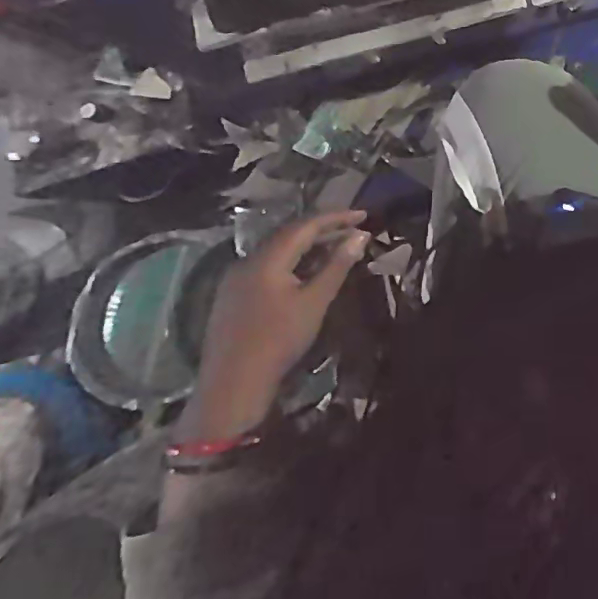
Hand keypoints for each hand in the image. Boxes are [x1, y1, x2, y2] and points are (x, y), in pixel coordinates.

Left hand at [174, 210, 369, 442]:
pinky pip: (267, 265)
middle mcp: (247, 262)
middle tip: (354, 228)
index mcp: (266, 260)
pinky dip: (293, 260)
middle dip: (323, 228)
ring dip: (308, 244)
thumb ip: (337, 265)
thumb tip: (360, 235)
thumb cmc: (280, 339)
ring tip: (337, 246)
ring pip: (277, 250)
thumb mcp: (315, 301)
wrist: (234, 383)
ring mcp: (236, 279)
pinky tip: (308, 270)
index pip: (304, 226)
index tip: (364, 215)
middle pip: (288, 234)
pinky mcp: (233, 295)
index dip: (335, 217)